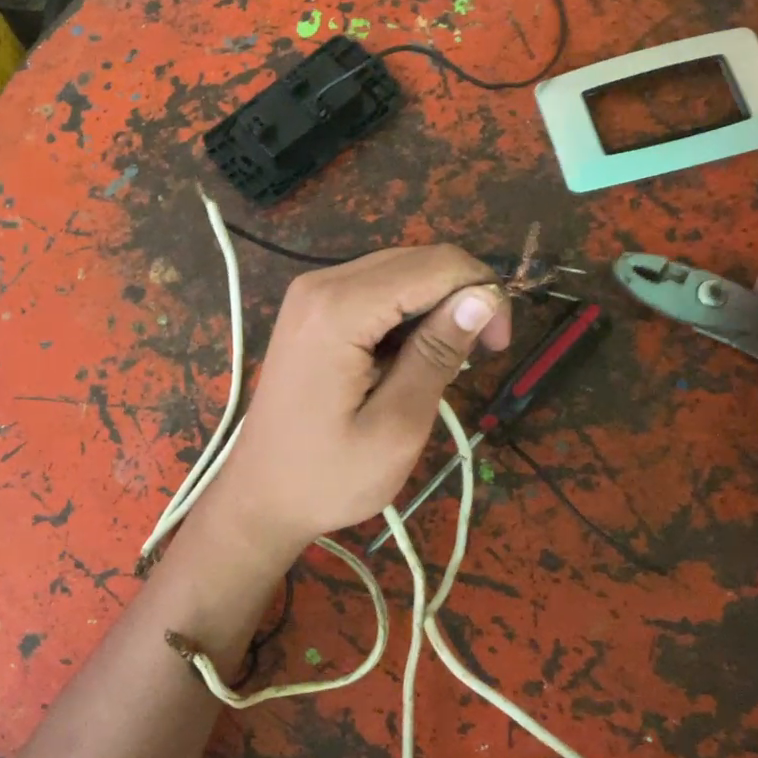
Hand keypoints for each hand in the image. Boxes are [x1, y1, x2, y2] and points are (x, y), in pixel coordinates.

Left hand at [194, 246, 512, 555]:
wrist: (260, 496)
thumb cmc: (328, 476)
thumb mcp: (397, 425)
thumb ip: (438, 354)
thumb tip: (483, 296)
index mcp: (339, 308)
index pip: (437, 264)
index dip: (482, 293)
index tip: (497, 347)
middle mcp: (320, 284)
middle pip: (417, 261)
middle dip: (461, 297)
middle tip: (477, 358)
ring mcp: (310, 294)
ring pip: (398, 272)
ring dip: (433, 308)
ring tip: (440, 366)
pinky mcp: (310, 310)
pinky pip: (373, 291)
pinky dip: (403, 315)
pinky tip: (405, 360)